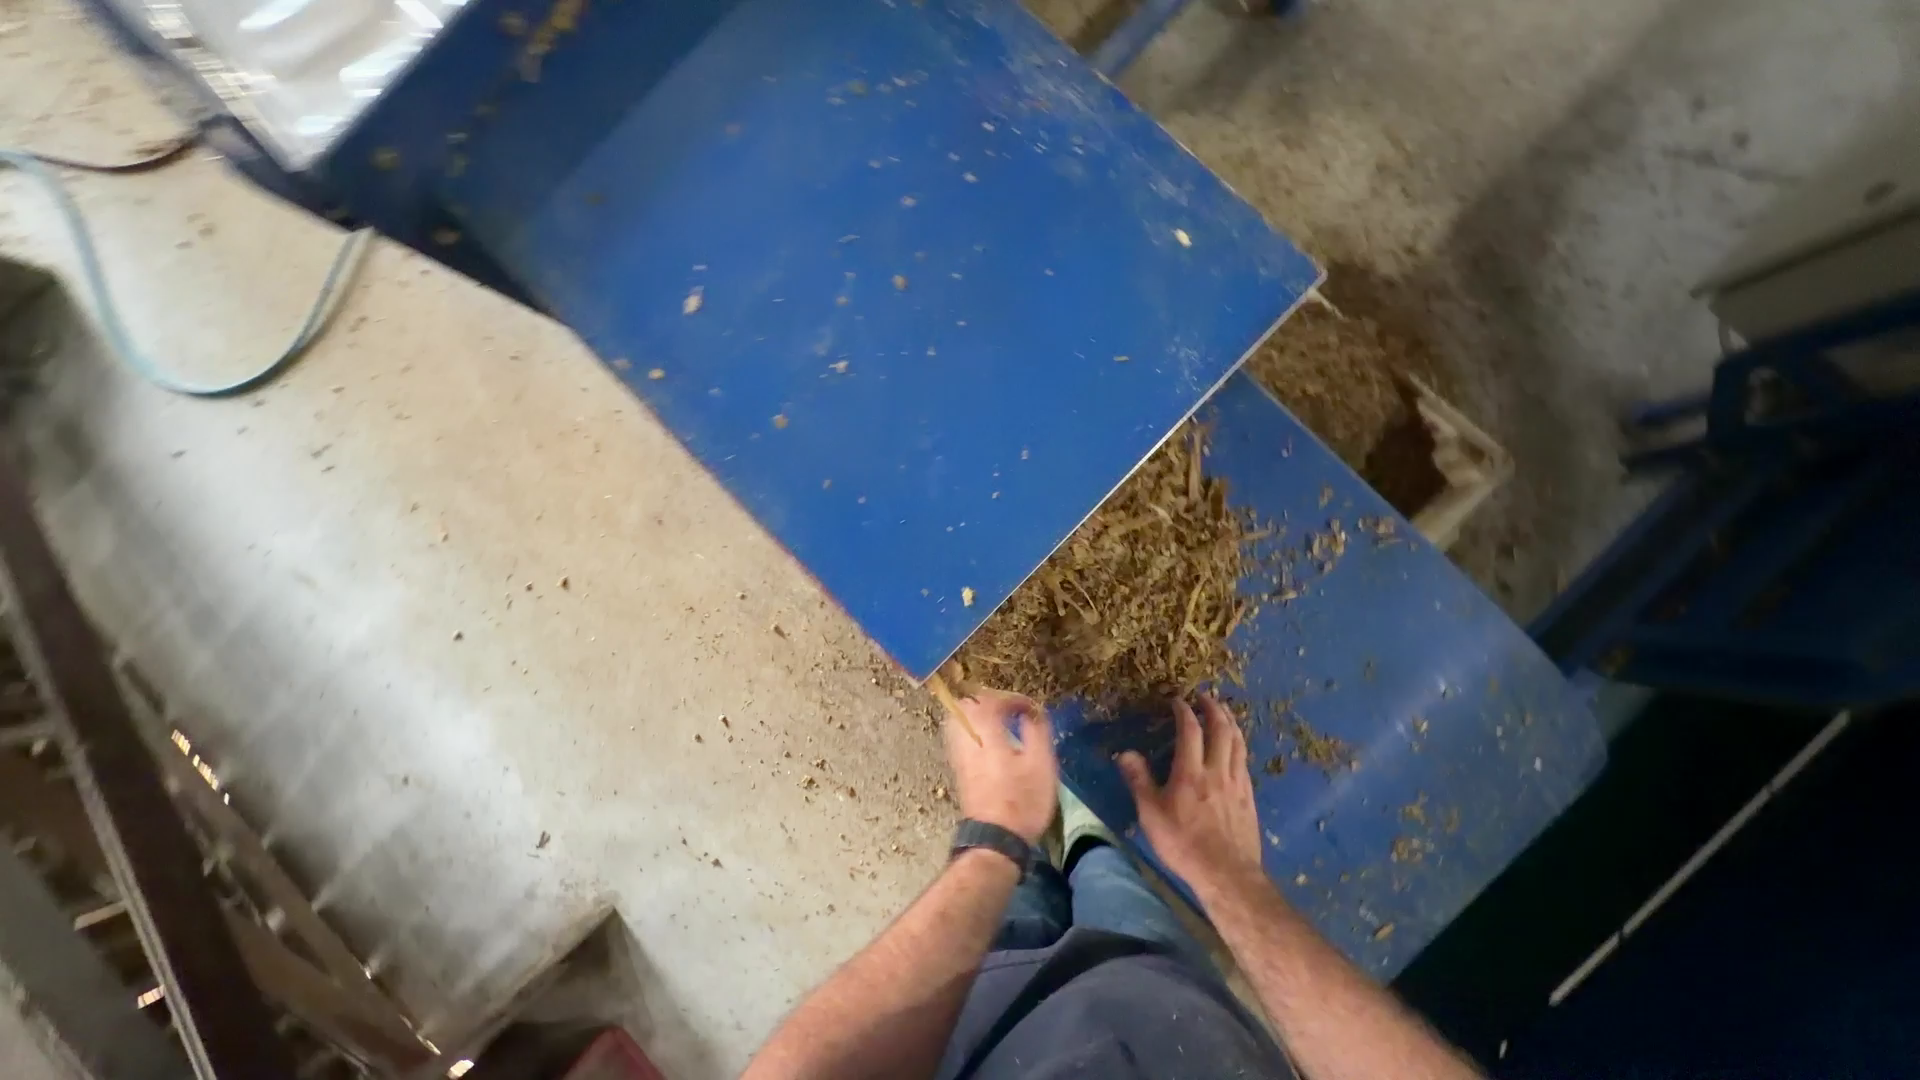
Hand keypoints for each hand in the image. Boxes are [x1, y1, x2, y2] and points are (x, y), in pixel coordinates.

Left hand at [943, 687, 1058, 843]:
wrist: (995, 841)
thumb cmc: (1022, 802)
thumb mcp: (1041, 764)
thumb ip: (1036, 731)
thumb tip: (1033, 712)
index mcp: (986, 733)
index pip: (991, 700)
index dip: (1012, 699)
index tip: (1029, 708)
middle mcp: (965, 740)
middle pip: (966, 705)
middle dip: (989, 700)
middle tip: (1011, 708)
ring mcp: (957, 755)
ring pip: (958, 720)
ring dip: (978, 714)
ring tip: (1000, 721)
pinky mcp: (957, 769)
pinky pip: (959, 736)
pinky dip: (973, 730)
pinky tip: (990, 740)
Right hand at [1118, 696, 1263, 900]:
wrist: (1226, 874)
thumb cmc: (1183, 844)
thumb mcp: (1151, 814)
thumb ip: (1139, 780)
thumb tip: (1125, 753)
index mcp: (1190, 772)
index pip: (1189, 730)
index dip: (1184, 711)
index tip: (1178, 700)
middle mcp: (1216, 770)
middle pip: (1220, 730)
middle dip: (1213, 709)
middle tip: (1206, 696)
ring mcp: (1237, 783)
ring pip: (1237, 743)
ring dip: (1231, 722)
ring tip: (1225, 712)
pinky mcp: (1249, 797)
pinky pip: (1245, 761)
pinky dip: (1239, 745)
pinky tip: (1237, 747)